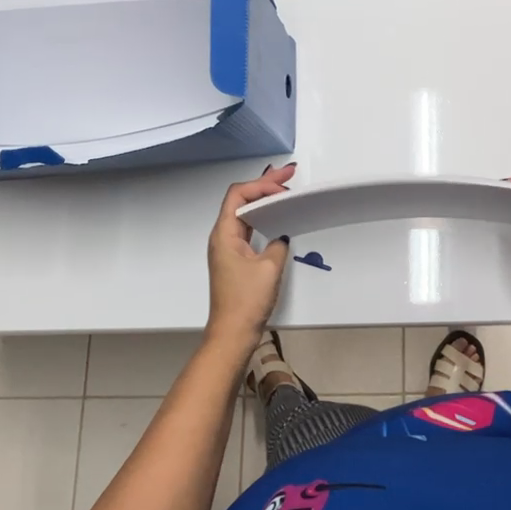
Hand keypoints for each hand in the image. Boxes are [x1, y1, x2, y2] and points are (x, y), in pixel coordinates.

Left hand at [206, 163, 295, 347]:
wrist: (232, 334)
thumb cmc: (246, 301)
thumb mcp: (269, 267)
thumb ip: (277, 243)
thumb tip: (279, 236)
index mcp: (224, 234)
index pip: (239, 195)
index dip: (261, 184)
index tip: (284, 184)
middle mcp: (222, 237)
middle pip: (241, 200)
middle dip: (265, 185)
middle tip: (289, 175)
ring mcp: (227, 249)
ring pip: (245, 214)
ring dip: (264, 200)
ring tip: (286, 190)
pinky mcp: (235, 260)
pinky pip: (248, 229)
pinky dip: (263, 218)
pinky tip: (277, 217)